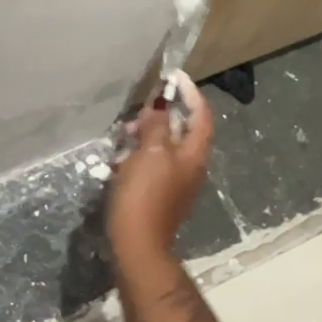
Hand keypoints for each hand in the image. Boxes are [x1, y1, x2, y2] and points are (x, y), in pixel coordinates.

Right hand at [107, 71, 213, 261]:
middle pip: (183, 131)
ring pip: (165, 148)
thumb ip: (156, 125)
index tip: (174, 77)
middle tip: (139, 110)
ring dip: (148, 135)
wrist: (137, 245)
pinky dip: (140, 154)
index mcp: (194, 154)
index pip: (201, 115)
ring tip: (125, 133)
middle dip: (163, 115)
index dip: (191, 93)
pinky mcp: (159, 195)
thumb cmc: (145, 195)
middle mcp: (191, 167)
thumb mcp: (150, 153)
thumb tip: (160, 104)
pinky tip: (120, 159)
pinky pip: (153, 165)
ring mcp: (176, 183)